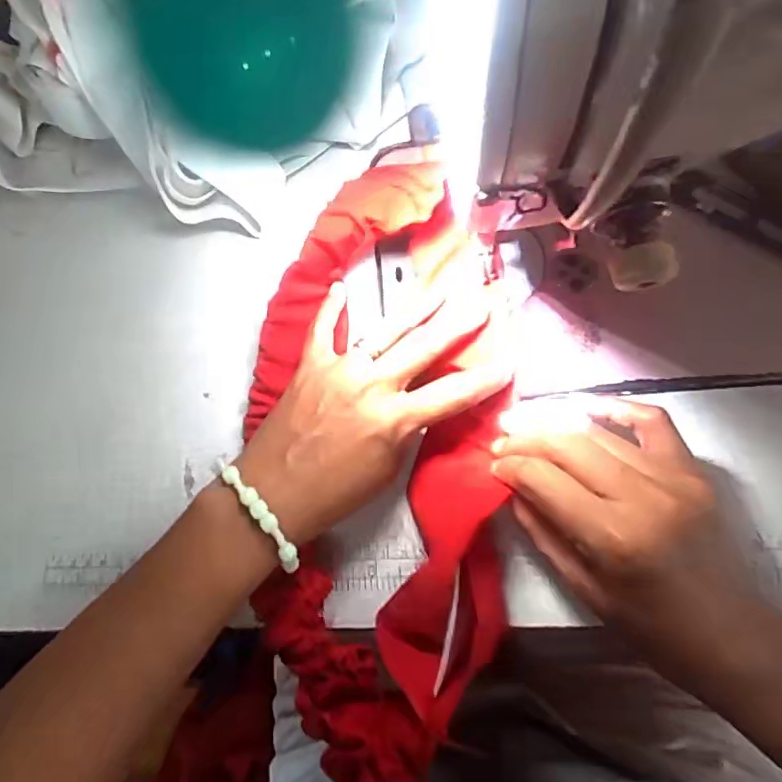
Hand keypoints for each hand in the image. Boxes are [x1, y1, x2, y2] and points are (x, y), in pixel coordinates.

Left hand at [238, 282, 512, 545]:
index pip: (452, 395)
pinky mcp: (310, 365)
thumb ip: (407, 433)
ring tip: (437, 289)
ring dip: (413, 308)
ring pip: (384, 331)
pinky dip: (332, 309)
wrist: (272, 494)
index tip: (509, 364)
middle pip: (424, 348)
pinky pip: (324, 330)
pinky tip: (341, 287)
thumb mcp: (386, 470)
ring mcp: (338, 370)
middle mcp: (371, 386)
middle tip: (482, 303)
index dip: (485, 381)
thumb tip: (420, 407)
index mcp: (394, 419)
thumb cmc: (335, 493)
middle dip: (457, 324)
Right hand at [490, 397, 762, 632]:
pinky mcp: (693, 470)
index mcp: (612, 536)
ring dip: (559, 423)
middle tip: (504, 440)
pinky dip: (618, 408)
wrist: (726, 630)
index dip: (512, 466)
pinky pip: (652, 421)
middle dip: (528, 439)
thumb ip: (544, 533)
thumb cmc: (650, 625)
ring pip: (602, 432)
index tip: (493, 464)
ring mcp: (674, 477)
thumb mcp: (584, 588)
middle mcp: (643, 496)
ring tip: (532, 423)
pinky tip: (589, 408)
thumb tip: (514, 489)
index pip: (546, 479)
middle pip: (570, 445)